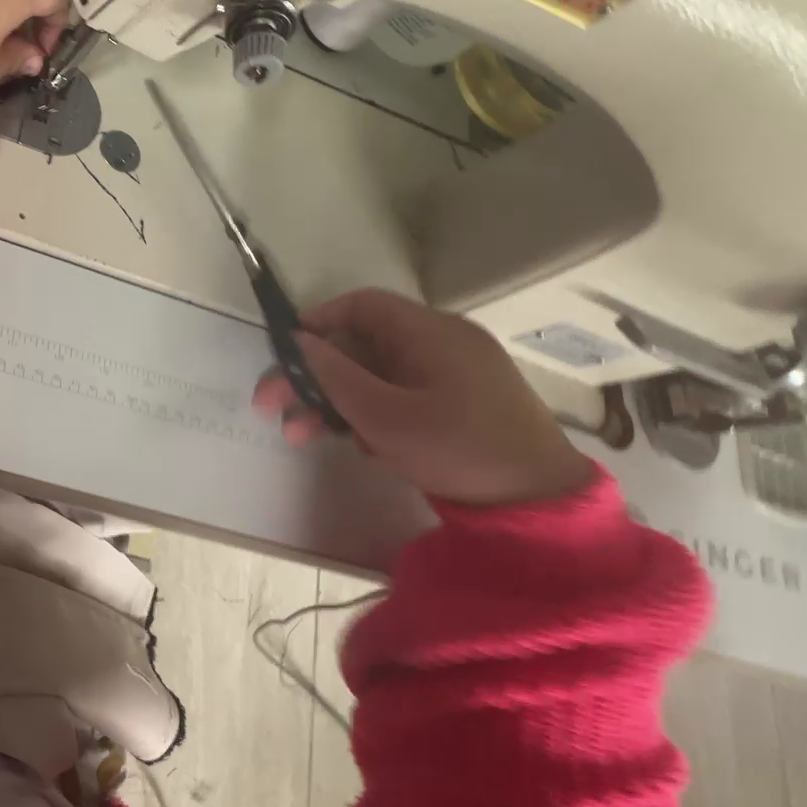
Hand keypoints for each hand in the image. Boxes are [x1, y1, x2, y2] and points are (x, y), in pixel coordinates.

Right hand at [252, 288, 591, 505]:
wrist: (534, 501)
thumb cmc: (455, 447)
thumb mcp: (382, 414)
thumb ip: (333, 374)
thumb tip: (299, 341)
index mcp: (430, 332)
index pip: (361, 305)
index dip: (316, 322)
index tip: (282, 353)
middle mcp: (442, 342)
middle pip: (361, 345)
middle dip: (313, 376)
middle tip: (272, 407)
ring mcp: (453, 374)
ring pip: (376, 375)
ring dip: (334, 401)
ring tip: (300, 435)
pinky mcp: (459, 403)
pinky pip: (400, 394)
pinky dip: (370, 413)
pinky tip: (357, 445)